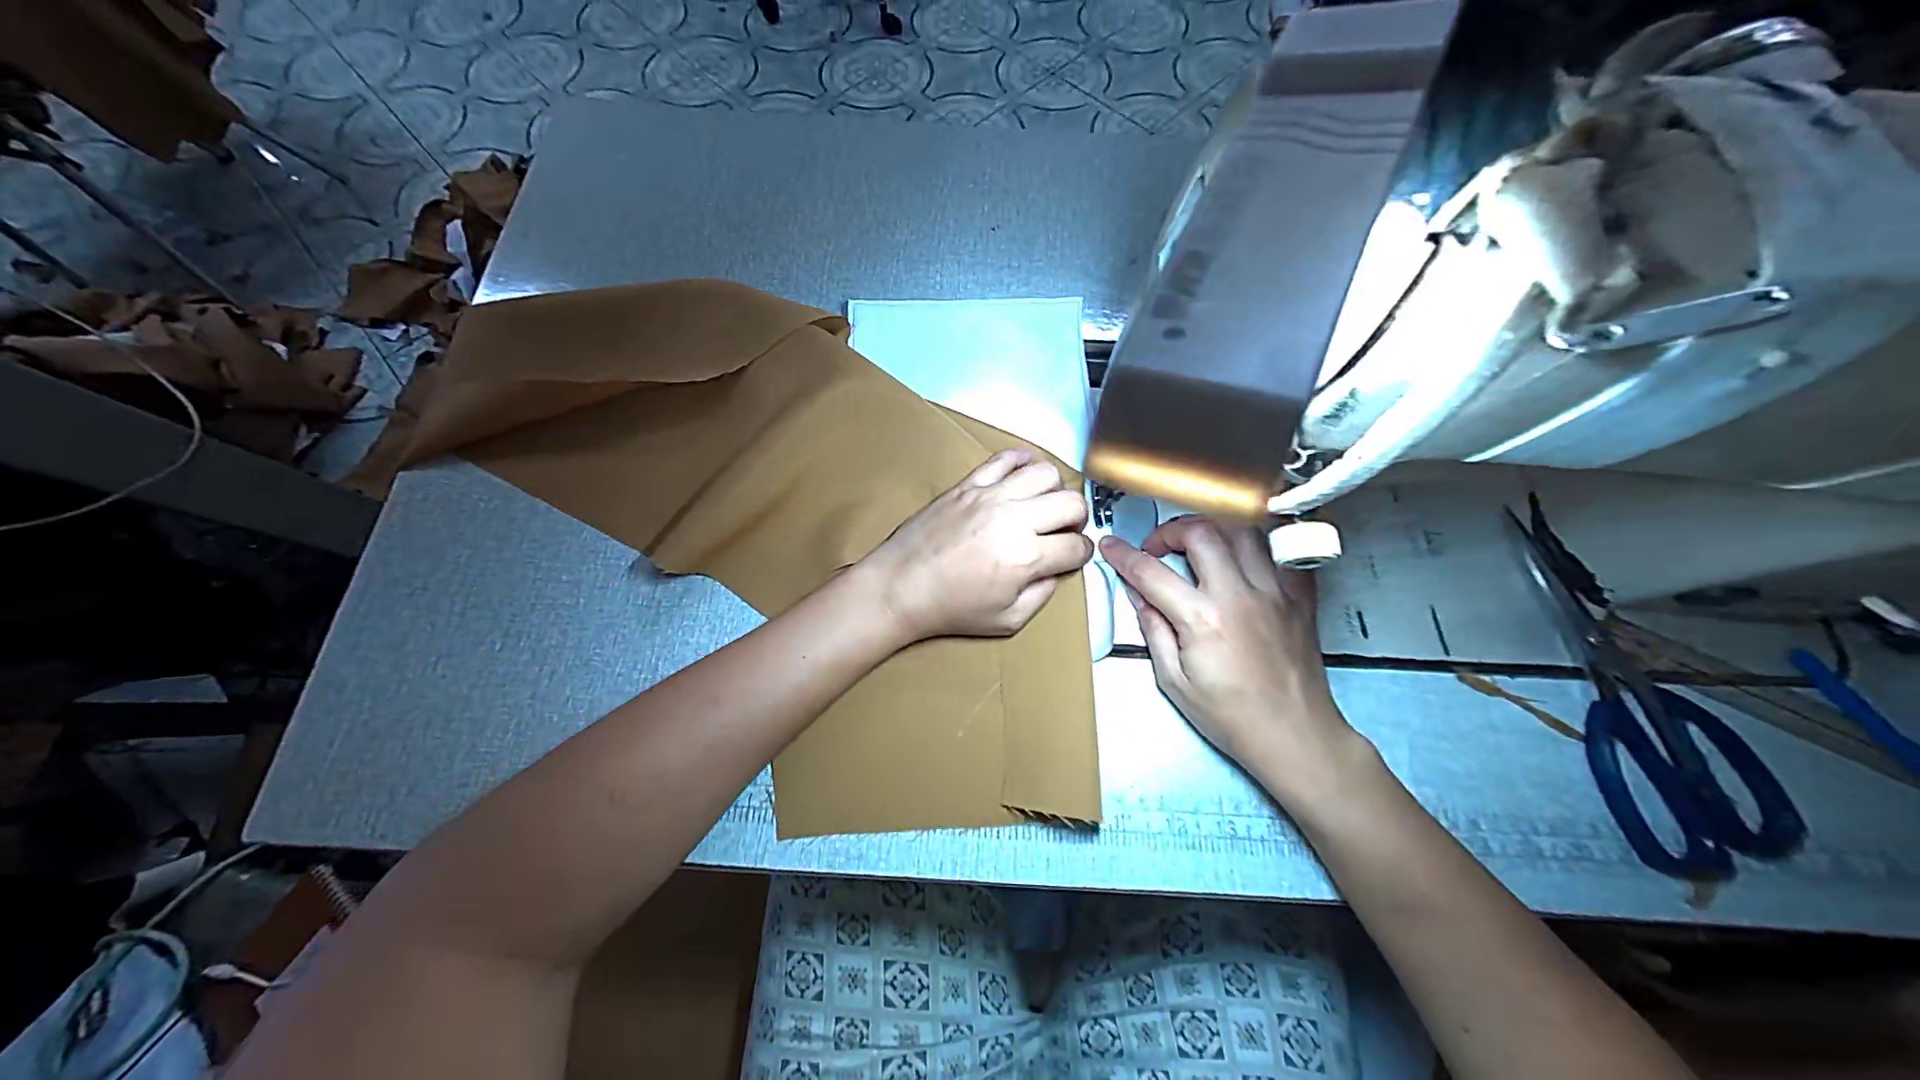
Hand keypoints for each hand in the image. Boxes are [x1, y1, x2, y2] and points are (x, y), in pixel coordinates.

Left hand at [858, 448, 1093, 641]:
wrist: (901, 587)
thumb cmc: (950, 608)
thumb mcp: (1007, 620)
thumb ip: (1042, 595)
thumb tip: (1055, 570)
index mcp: (1025, 558)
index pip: (1077, 546)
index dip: (1082, 554)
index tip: (1075, 556)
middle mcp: (1013, 520)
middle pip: (1071, 502)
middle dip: (1078, 519)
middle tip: (1065, 530)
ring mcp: (989, 496)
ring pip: (1045, 473)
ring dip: (1054, 490)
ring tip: (1044, 505)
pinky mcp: (968, 485)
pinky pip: (1004, 459)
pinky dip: (1021, 461)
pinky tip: (1024, 476)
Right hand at [1099, 517, 1362, 790]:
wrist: (1295, 737)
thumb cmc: (1234, 718)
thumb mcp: (1174, 682)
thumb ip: (1153, 630)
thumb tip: (1139, 595)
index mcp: (1204, 620)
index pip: (1152, 572)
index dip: (1124, 555)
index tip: (1112, 547)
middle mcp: (1241, 596)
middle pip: (1201, 531)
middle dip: (1169, 531)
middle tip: (1158, 548)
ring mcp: (1275, 592)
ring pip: (1243, 530)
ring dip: (1212, 530)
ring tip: (1197, 547)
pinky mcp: (1299, 596)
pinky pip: (1278, 550)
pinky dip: (1254, 545)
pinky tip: (1239, 559)